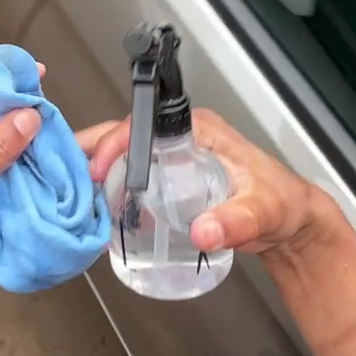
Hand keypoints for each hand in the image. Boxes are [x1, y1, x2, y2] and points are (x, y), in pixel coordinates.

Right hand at [74, 108, 344, 260]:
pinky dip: (110, 191)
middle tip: (63, 177)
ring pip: (123, 158)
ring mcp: (173, 159)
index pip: (144, 125)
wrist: (292, 224)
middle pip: (123, 138)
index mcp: (198, 130)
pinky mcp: (170, 181)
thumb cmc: (281, 205)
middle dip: (90, 154)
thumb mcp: (262, 211)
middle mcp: (180, 139)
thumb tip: (203, 230)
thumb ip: (236, 221)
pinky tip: (97, 211)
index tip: (96, 168)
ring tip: (71, 195)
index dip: (113, 142)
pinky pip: (132, 178)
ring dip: (95, 174)